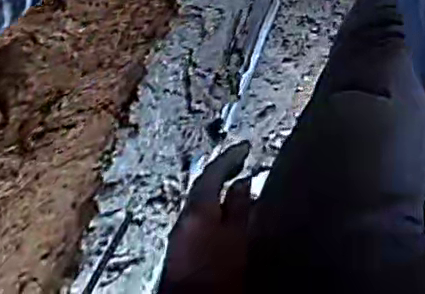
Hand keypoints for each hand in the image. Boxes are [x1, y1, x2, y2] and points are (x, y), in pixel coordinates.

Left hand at [159, 141, 252, 292]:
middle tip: (241, 163)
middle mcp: (184, 216)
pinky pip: (199, 220)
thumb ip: (239, 208)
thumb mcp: (237, 240)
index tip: (244, 147)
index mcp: (197, 207)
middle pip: (204, 185)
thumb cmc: (215, 276)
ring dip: (219, 194)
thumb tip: (243, 182)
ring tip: (239, 191)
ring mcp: (180, 234)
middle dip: (223, 173)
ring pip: (202, 203)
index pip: (213, 171)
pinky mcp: (181, 252)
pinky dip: (213, 212)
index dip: (230, 157)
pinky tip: (225, 221)